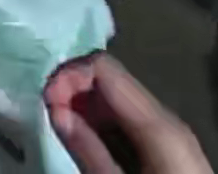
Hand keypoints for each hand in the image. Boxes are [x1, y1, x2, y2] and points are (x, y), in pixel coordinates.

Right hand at [45, 54, 212, 173]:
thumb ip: (88, 150)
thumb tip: (55, 110)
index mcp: (158, 124)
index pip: (102, 68)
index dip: (69, 76)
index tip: (46, 103)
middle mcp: (166, 118)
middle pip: (110, 78)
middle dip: (74, 89)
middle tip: (50, 115)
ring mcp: (171, 134)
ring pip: (117, 97)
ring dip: (86, 105)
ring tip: (64, 129)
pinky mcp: (170, 150)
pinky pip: (129, 119)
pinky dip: (103, 121)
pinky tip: (89, 142)